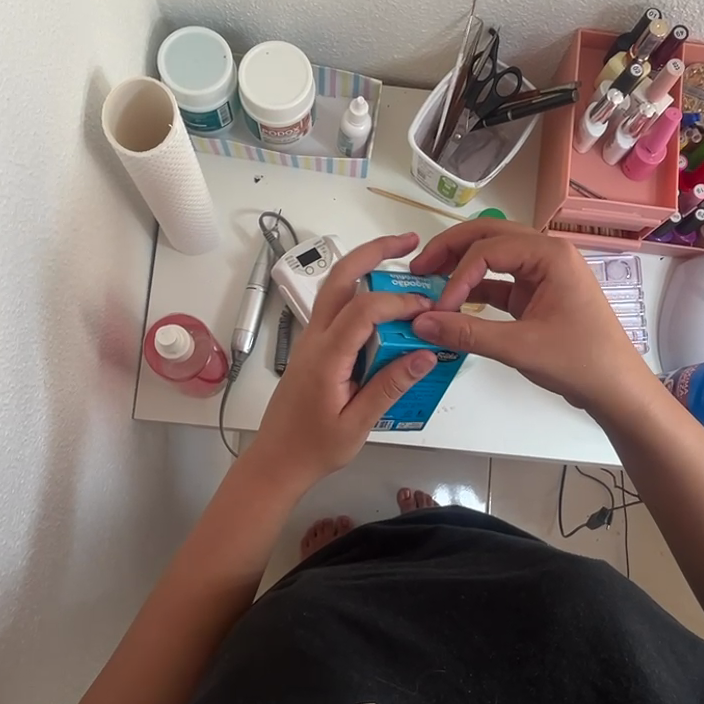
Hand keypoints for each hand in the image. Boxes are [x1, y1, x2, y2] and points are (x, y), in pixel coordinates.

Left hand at [241, 233, 437, 493]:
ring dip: (364, 266)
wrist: (276, 462)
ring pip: (335, 288)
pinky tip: (383, 301)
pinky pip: (335, 308)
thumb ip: (390, 386)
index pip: (364, 311)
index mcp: (325, 358)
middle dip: (374, 252)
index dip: (398, 302)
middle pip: (340, 278)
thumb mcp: (357, 424)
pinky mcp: (312, 347)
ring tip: (399, 259)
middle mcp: (314, 339)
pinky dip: (359, 292)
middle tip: (409, 242)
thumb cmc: (313, 449)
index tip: (427, 308)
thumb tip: (425, 354)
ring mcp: (310, 340)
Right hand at [408, 220, 650, 412]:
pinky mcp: (537, 294)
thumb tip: (421, 323)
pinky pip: (499, 282)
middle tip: (418, 270)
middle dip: (451, 251)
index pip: (489, 249)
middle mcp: (546, 254)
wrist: (616, 388)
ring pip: (493, 257)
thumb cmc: (579, 361)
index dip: (457, 275)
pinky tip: (452, 303)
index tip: (439, 308)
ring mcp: (542, 274)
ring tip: (428, 281)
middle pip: (489, 236)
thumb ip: (467, 333)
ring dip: (460, 267)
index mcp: (550, 255)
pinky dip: (475, 289)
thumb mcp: (519, 347)